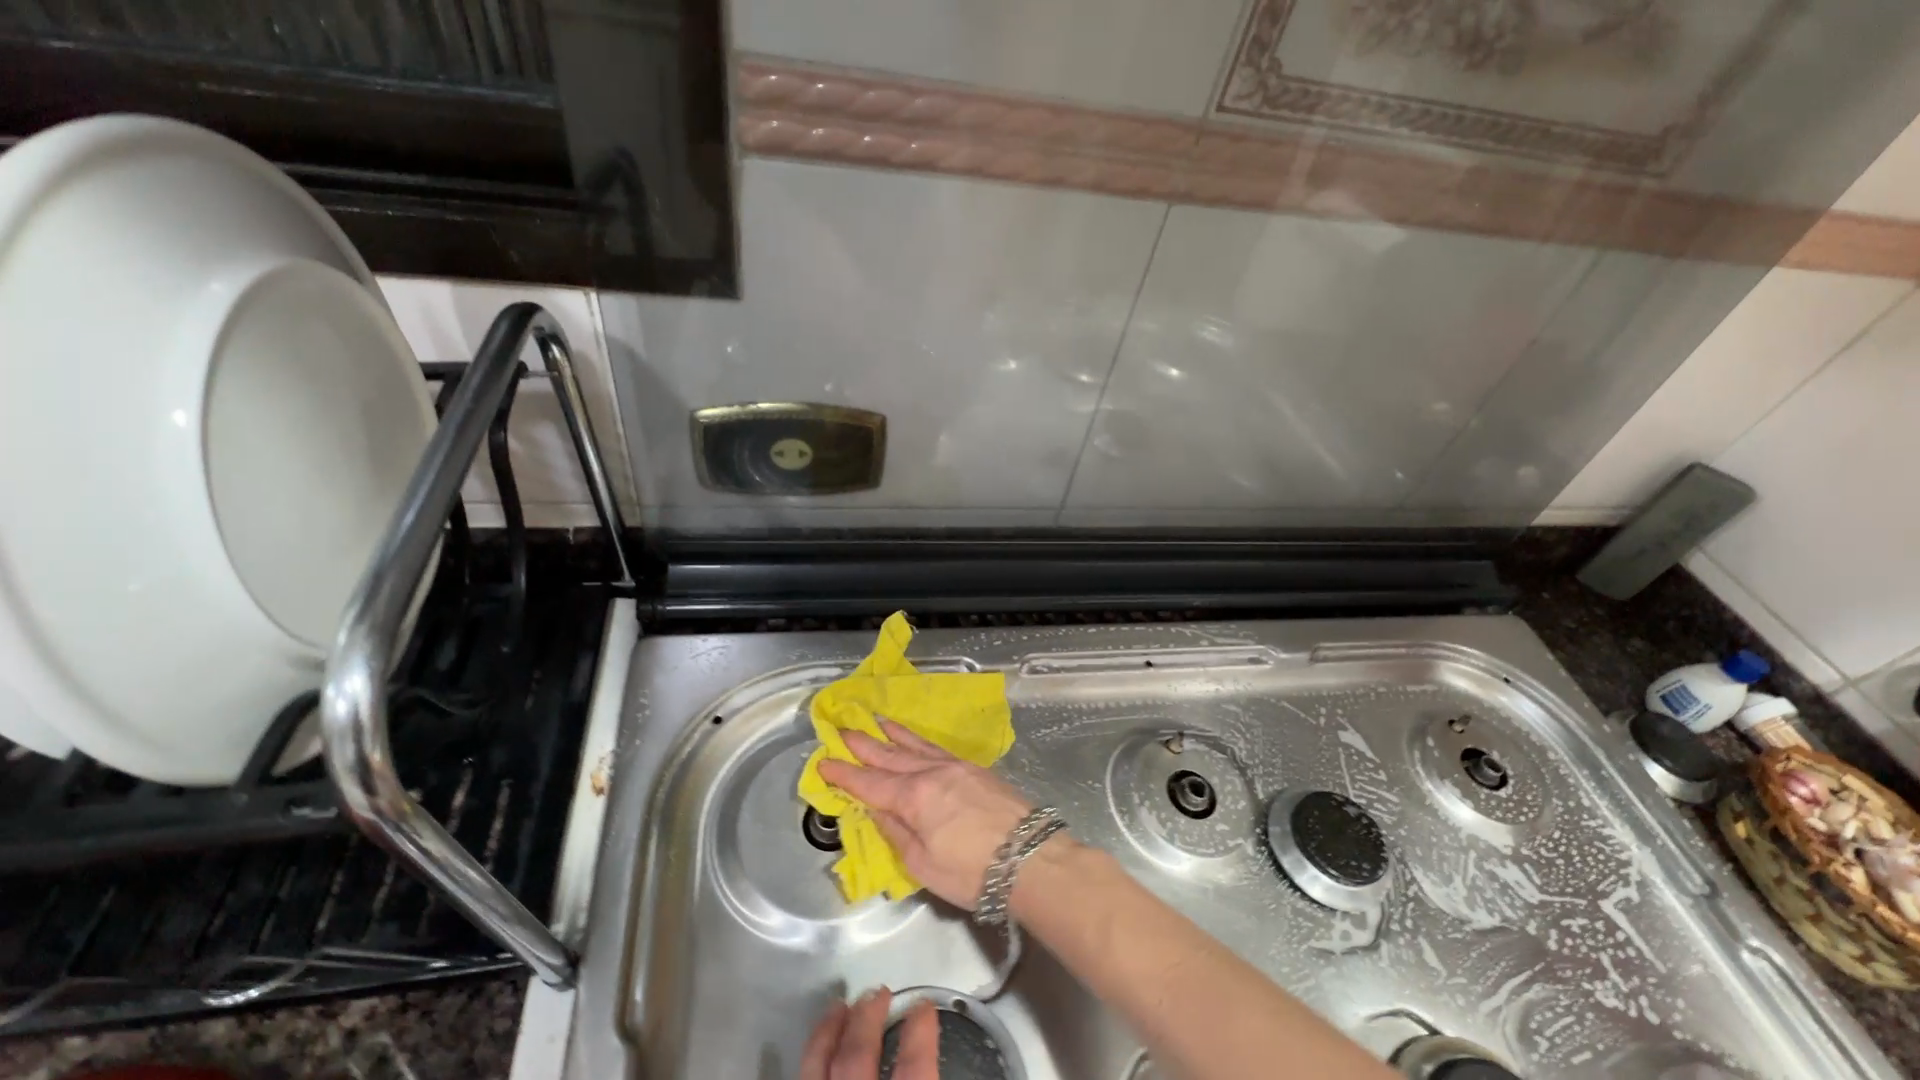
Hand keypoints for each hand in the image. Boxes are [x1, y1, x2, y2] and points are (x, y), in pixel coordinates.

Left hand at [800, 988, 938, 1079]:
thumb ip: (926, 1077)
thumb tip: (934, 1062)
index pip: (914, 1066)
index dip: (921, 1031)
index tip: (924, 1005)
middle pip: (859, 1054)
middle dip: (869, 1018)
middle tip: (880, 992)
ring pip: (820, 1062)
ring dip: (831, 1030)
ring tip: (841, 1004)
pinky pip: (804, 1076)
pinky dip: (813, 1054)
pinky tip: (819, 1044)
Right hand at [817, 719, 1034, 909]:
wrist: (1032, 859)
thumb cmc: (973, 872)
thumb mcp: (923, 865)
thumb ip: (897, 835)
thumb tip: (879, 812)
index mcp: (913, 798)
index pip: (870, 784)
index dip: (844, 775)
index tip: (823, 763)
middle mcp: (932, 774)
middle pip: (890, 756)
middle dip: (864, 744)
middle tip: (843, 729)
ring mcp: (957, 768)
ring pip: (917, 746)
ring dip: (893, 734)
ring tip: (877, 721)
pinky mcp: (977, 771)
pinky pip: (938, 749)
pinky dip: (920, 741)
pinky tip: (916, 741)